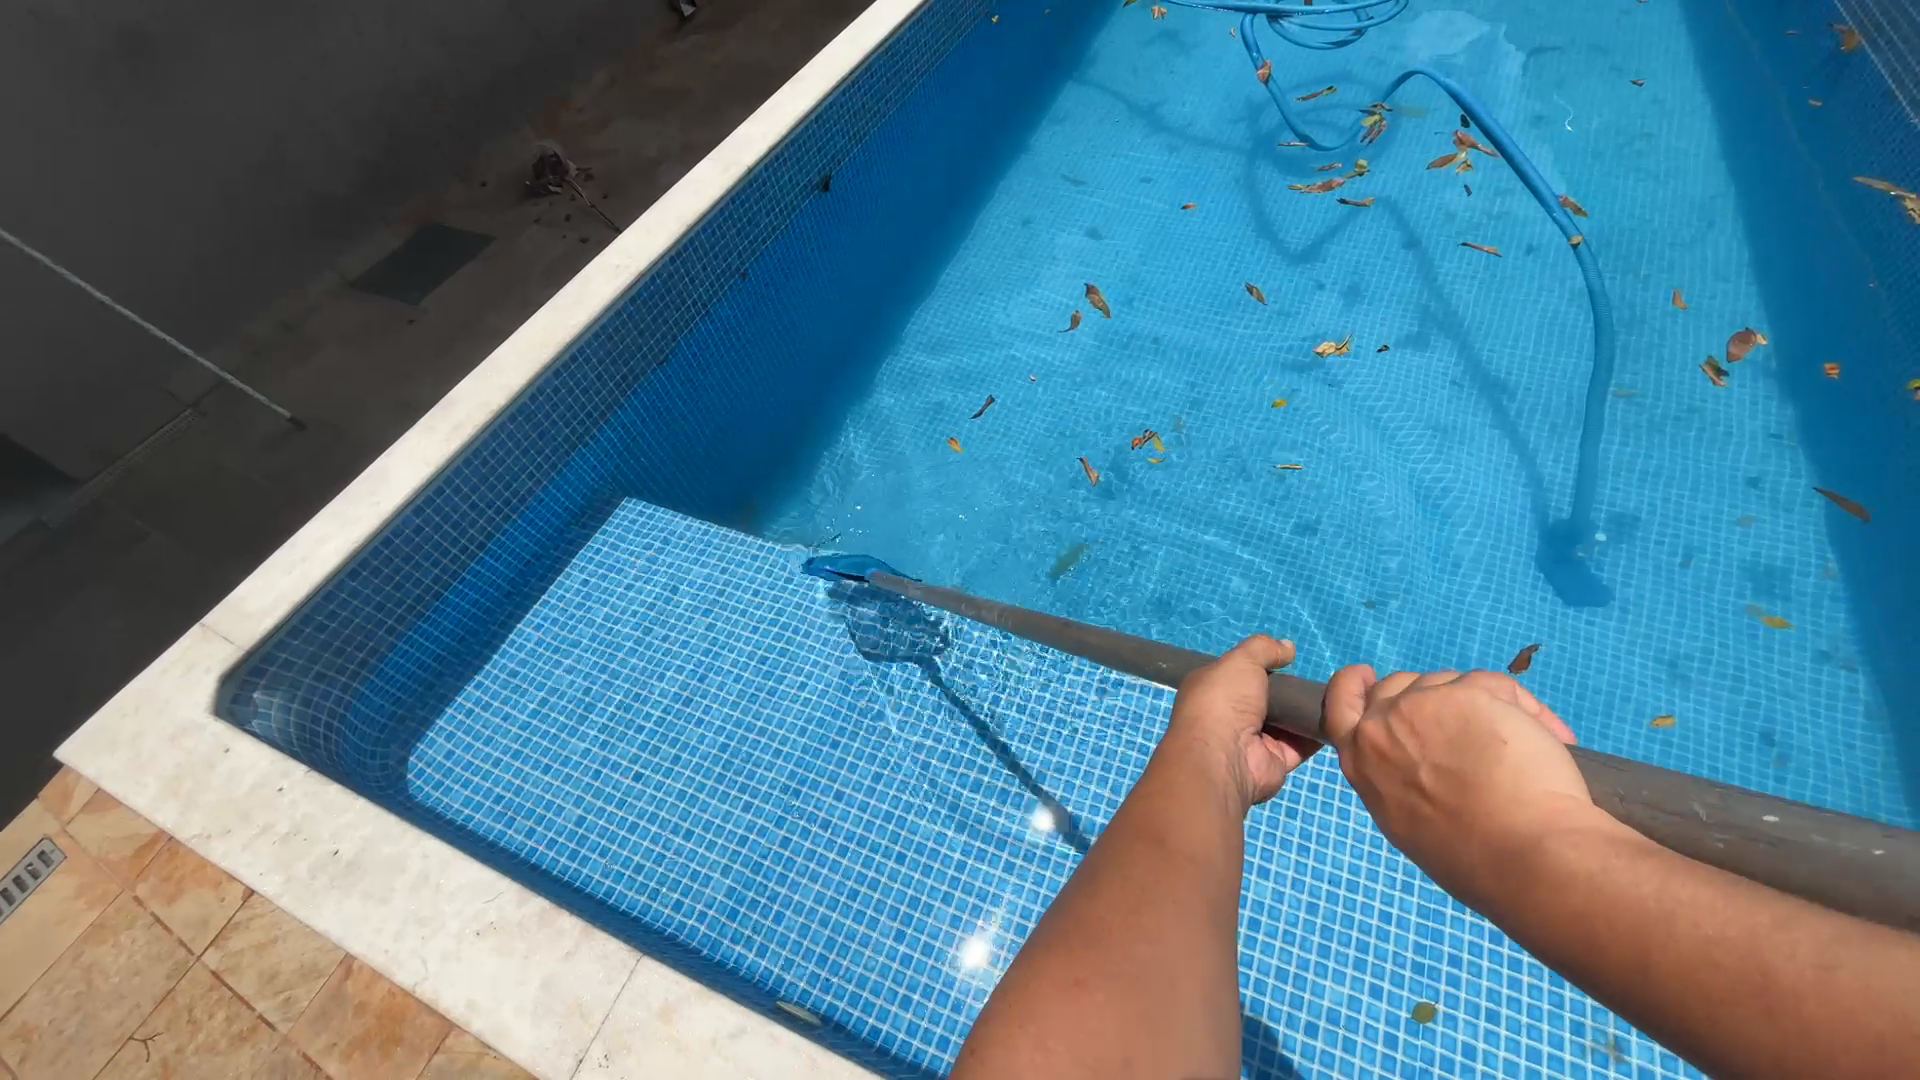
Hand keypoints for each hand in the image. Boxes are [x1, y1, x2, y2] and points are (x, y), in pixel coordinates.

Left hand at [1161, 635, 1319, 811]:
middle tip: (1311, 680)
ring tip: (1330, 696)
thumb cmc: (1224, 700)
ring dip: (1302, 711)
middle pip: (1263, 698)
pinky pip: (1300, 744)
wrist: (1225, 755)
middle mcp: (1228, 714)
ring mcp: (1251, 740)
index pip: (1236, 674)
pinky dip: (1315, 734)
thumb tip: (1287, 647)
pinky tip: (1334, 720)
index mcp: (1211, 689)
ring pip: (1284, 721)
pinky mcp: (1274, 761)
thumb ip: (1263, 649)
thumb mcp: (1241, 661)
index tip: (1285, 659)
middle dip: (1284, 690)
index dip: (1257, 665)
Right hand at [1321, 666, 1606, 913]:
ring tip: (1520, 744)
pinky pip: (1497, 685)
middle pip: (1398, 684)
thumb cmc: (1469, 858)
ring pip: (1450, 682)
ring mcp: (1423, 704)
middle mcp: (1383, 725)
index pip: (1340, 702)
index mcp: (1361, 759)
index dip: (1353, 684)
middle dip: (1429, 695)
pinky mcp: (1470, 694)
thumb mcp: (1403, 819)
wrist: (1524, 855)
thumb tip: (1422, 759)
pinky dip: (1526, 708)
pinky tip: (1552, 737)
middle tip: (1468, 723)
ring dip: (1481, 704)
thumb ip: (1395, 776)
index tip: (1367, 676)